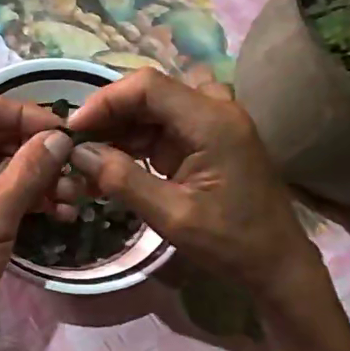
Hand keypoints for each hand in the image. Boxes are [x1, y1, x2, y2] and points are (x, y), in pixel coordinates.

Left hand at [0, 96, 73, 341]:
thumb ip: (30, 168)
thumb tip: (61, 136)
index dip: (27, 115)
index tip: (64, 135)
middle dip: (40, 151)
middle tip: (76, 171)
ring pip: (6, 164)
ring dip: (42, 176)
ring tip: (74, 198)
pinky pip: (4, 189)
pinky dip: (31, 195)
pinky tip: (62, 211)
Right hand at [63, 70, 314, 296]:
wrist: (276, 264)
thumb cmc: (230, 242)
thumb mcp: (171, 216)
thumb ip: (123, 180)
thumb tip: (79, 152)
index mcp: (212, 122)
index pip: (147, 86)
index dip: (105, 101)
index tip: (73, 130)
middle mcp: (215, 111)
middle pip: (149, 93)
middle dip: (108, 116)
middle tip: (76, 145)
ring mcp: (213, 124)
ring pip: (152, 109)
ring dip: (119, 129)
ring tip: (88, 158)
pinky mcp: (206, 141)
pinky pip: (162, 128)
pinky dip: (134, 142)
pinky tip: (110, 164)